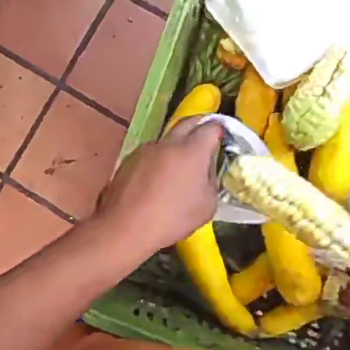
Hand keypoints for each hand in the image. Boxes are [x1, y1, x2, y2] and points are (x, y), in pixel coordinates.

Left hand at [95, 118, 223, 252]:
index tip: (223, 137)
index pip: (211, 127)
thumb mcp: (207, 205)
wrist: (126, 227)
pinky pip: (150, 153)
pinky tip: (157, 179)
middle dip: (199, 126)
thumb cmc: (173, 218)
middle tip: (205, 137)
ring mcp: (146, 149)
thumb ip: (211, 180)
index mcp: (192, 150)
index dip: (220, 130)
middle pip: (187, 123)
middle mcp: (168, 142)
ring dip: (176, 145)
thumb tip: (205, 171)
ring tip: (179, 165)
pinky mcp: (129, 159)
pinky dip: (159, 159)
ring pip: (167, 139)